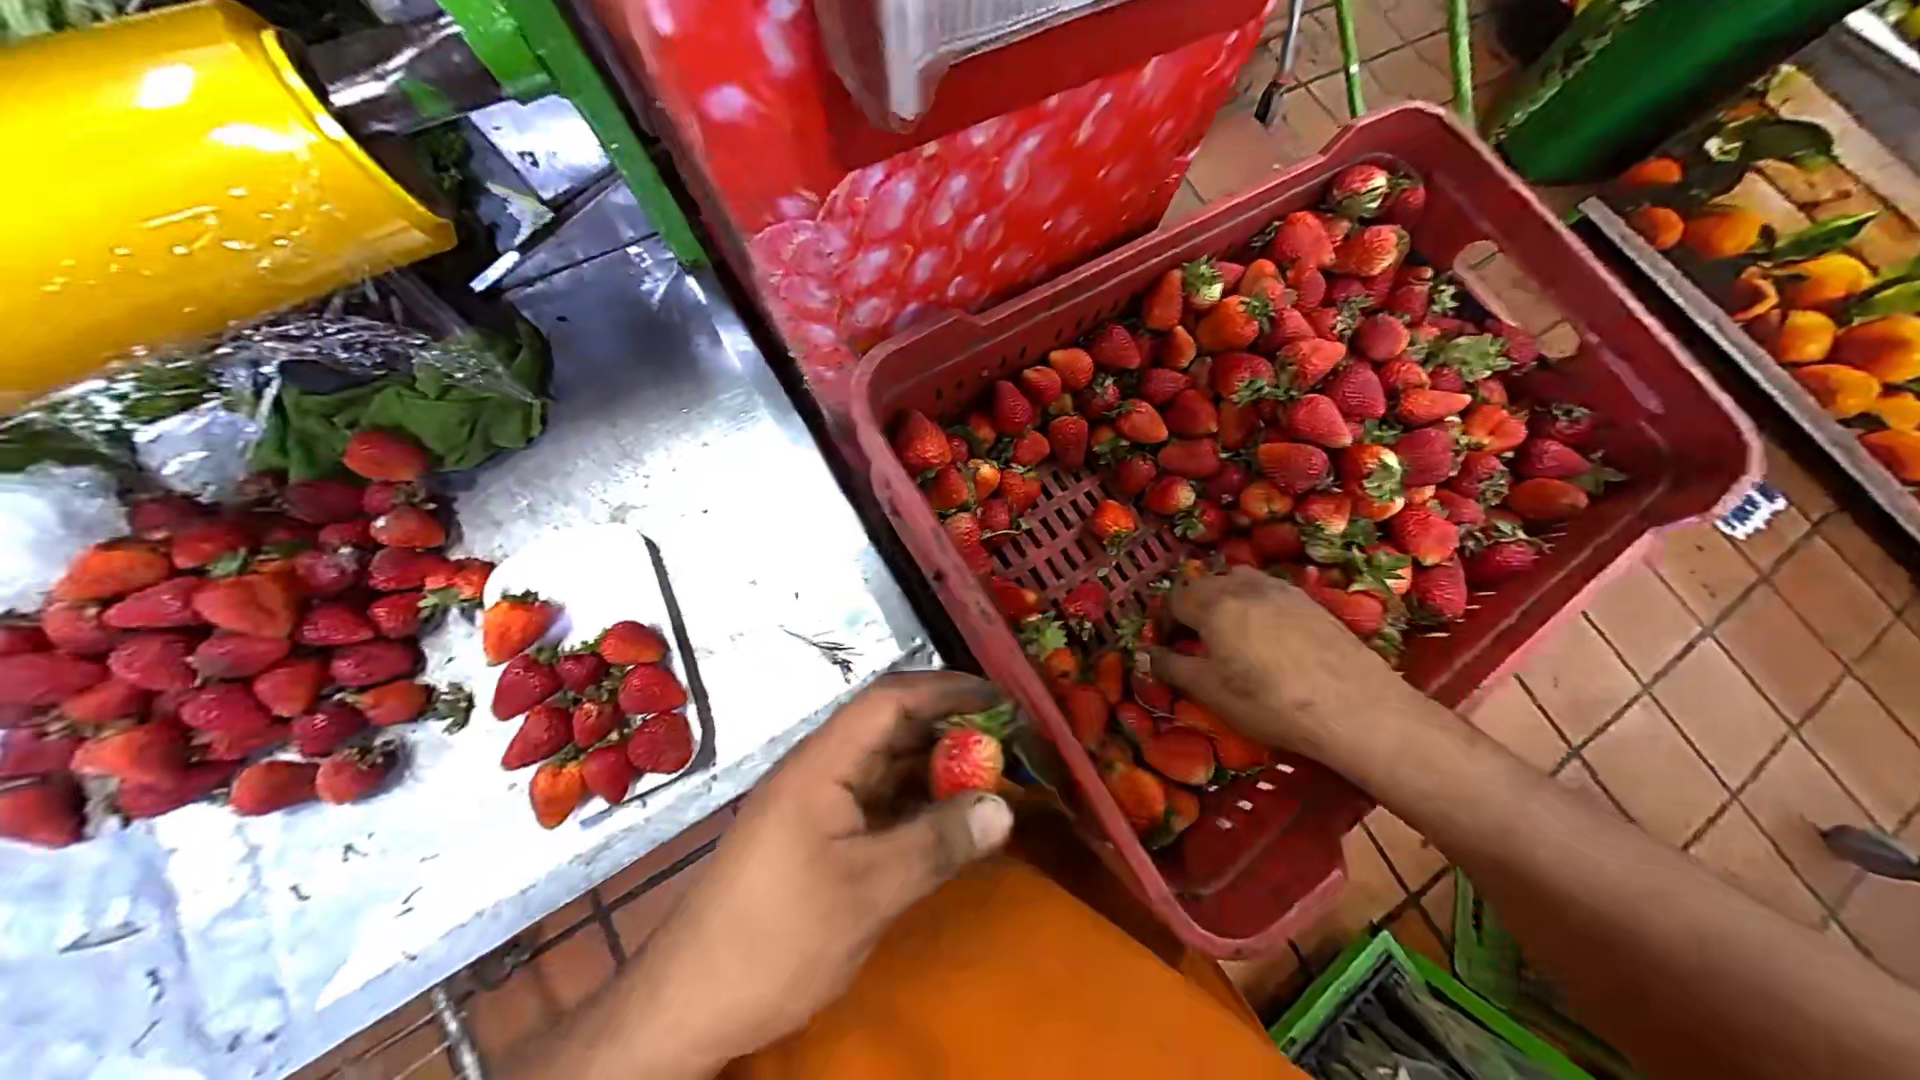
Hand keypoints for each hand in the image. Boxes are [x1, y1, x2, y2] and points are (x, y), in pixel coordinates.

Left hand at [612, 671, 1015, 1077]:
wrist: (692, 1003)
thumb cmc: (776, 937)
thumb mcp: (867, 893)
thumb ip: (937, 844)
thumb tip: (1004, 808)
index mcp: (821, 763)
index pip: (889, 700)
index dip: (946, 690)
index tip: (999, 700)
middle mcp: (821, 770)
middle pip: (891, 727)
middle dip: (950, 728)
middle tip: (1008, 741)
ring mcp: (819, 803)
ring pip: (888, 766)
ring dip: (937, 767)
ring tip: (992, 777)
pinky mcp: (822, 835)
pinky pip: (880, 802)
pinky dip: (919, 803)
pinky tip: (951, 818)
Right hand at [1148, 568, 1434, 770]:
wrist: (1356, 710)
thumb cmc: (1270, 703)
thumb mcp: (1210, 691)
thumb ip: (1172, 667)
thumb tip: (1145, 655)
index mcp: (1213, 605)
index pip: (1174, 599)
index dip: (1164, 621)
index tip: (1166, 645)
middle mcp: (1244, 587)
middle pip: (1205, 584)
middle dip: (1192, 607)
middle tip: (1194, 640)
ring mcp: (1282, 590)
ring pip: (1239, 581)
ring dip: (1224, 599)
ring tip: (1229, 632)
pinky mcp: (1311, 601)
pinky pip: (1269, 591)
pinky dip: (1255, 604)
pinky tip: (1267, 635)